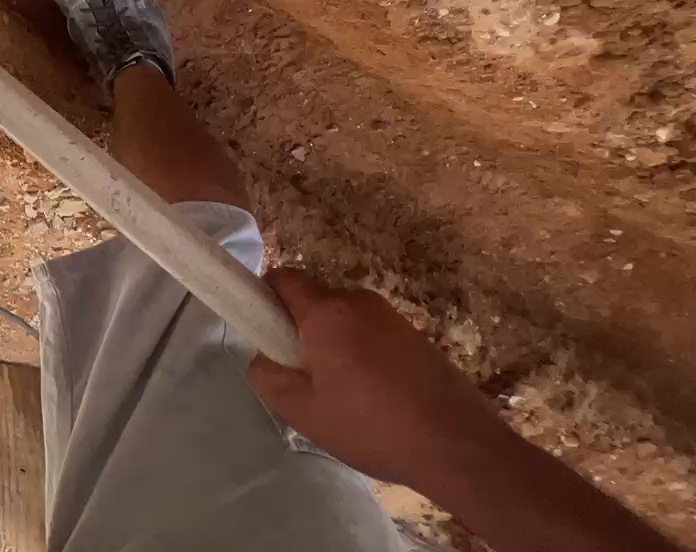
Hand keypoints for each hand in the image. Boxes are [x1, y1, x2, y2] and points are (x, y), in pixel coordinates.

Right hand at [248, 268, 509, 488]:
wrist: (470, 456)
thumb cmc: (375, 428)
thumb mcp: (300, 410)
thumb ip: (264, 373)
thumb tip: (266, 356)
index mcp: (326, 312)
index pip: (281, 277)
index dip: (265, 298)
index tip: (268, 332)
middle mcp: (359, 302)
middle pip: (312, 297)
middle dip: (301, 324)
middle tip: (305, 367)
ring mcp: (394, 318)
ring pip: (343, 315)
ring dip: (334, 338)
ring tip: (345, 386)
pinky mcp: (420, 338)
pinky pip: (372, 331)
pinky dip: (364, 350)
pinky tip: (378, 392)